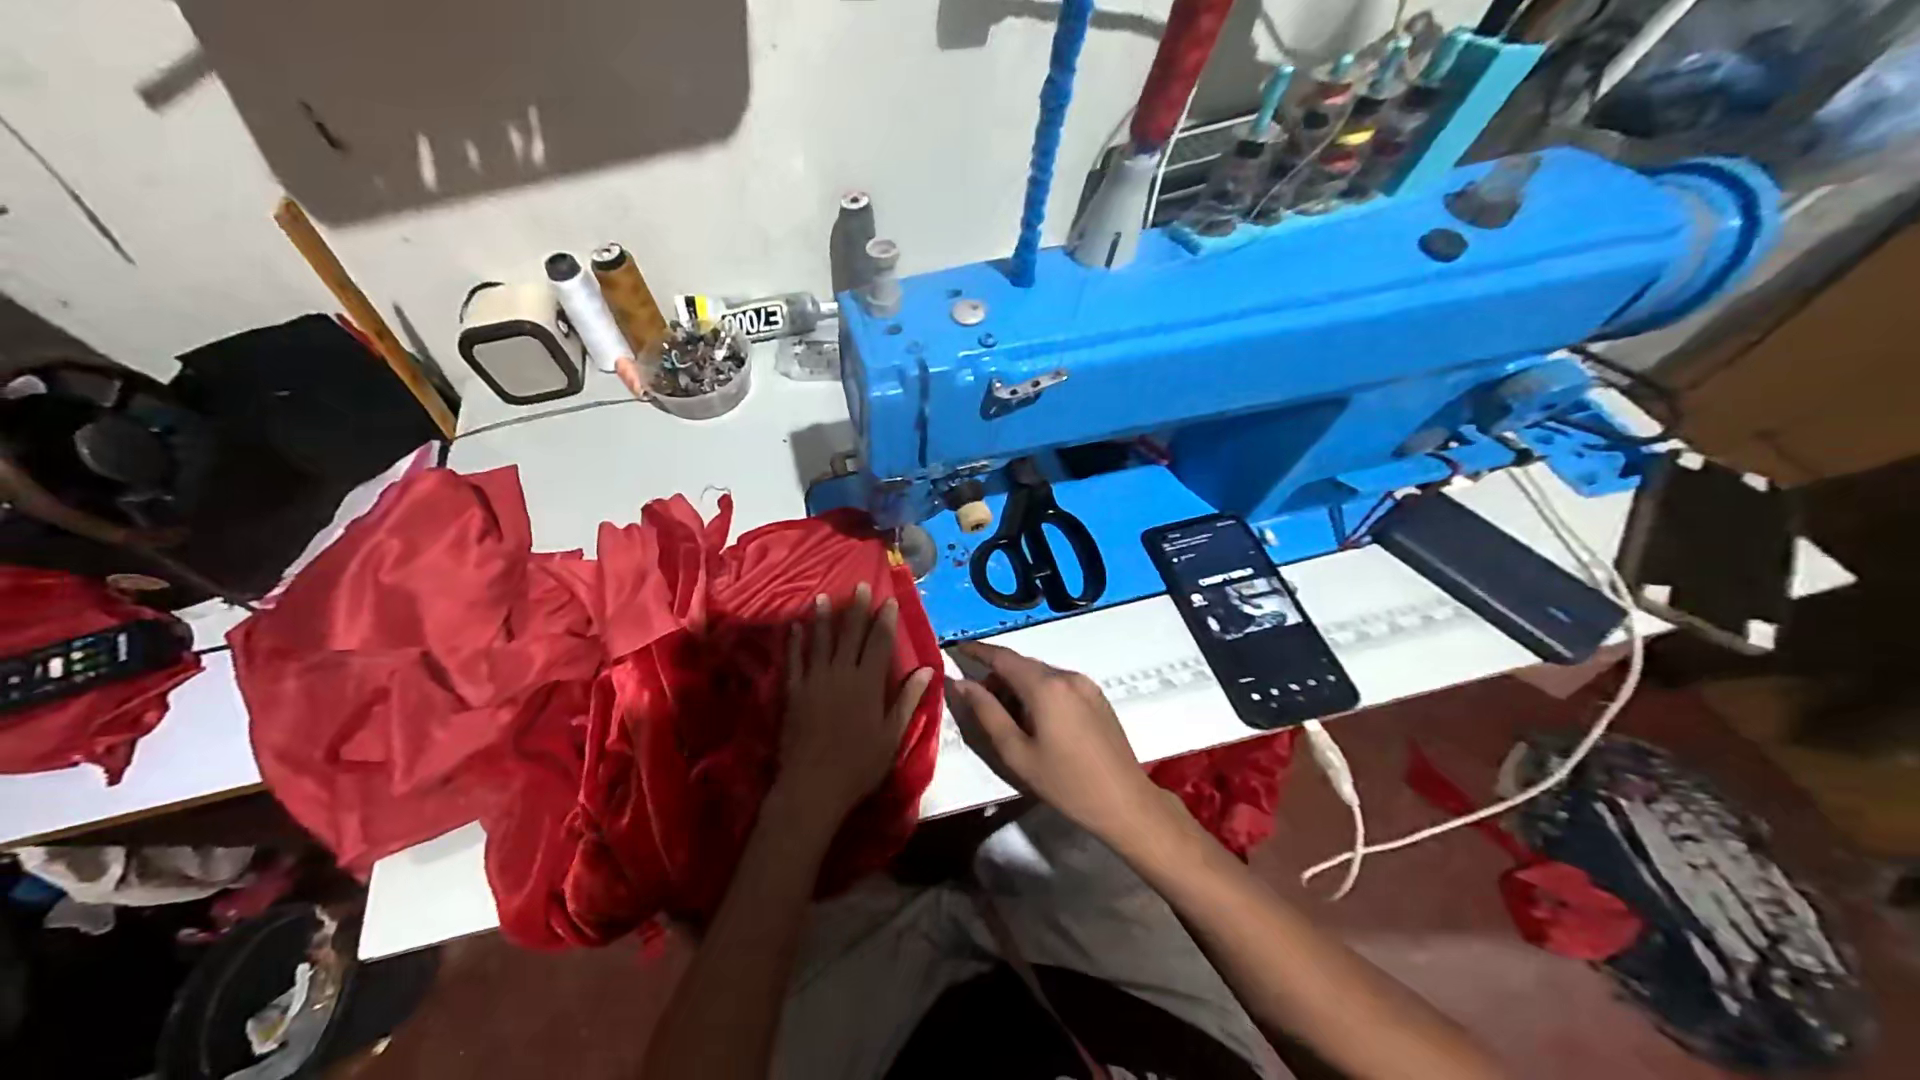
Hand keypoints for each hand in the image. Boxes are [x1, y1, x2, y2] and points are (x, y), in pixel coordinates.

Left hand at [777, 582, 934, 832]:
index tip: (888, 601)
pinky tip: (795, 627)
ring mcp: (814, 680)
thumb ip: (907, 699)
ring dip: (822, 618)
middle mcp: (841, 674)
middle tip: (859, 585)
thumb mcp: (893, 735)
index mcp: (868, 683)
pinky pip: (793, 660)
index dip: (885, 620)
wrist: (813, 786)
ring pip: (819, 641)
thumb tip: (927, 670)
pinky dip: (794, 642)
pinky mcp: (793, 692)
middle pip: (850, 634)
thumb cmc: (859, 764)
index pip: (879, 643)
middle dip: (856, 609)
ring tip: (823, 596)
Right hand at [950, 641, 1166, 842]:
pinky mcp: (1097, 696)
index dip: (977, 651)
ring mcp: (1086, 684)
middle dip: (996, 675)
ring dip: (1018, 685)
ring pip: (1041, 674)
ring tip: (1006, 717)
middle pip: (1022, 664)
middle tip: (978, 701)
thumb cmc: (1065, 782)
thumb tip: (961, 683)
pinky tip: (1034, 719)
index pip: (1003, 657)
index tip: (957, 647)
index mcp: (1046, 686)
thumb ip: (986, 712)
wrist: (1124, 801)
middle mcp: (1067, 675)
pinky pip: (1059, 684)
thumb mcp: (1016, 752)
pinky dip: (1039, 691)